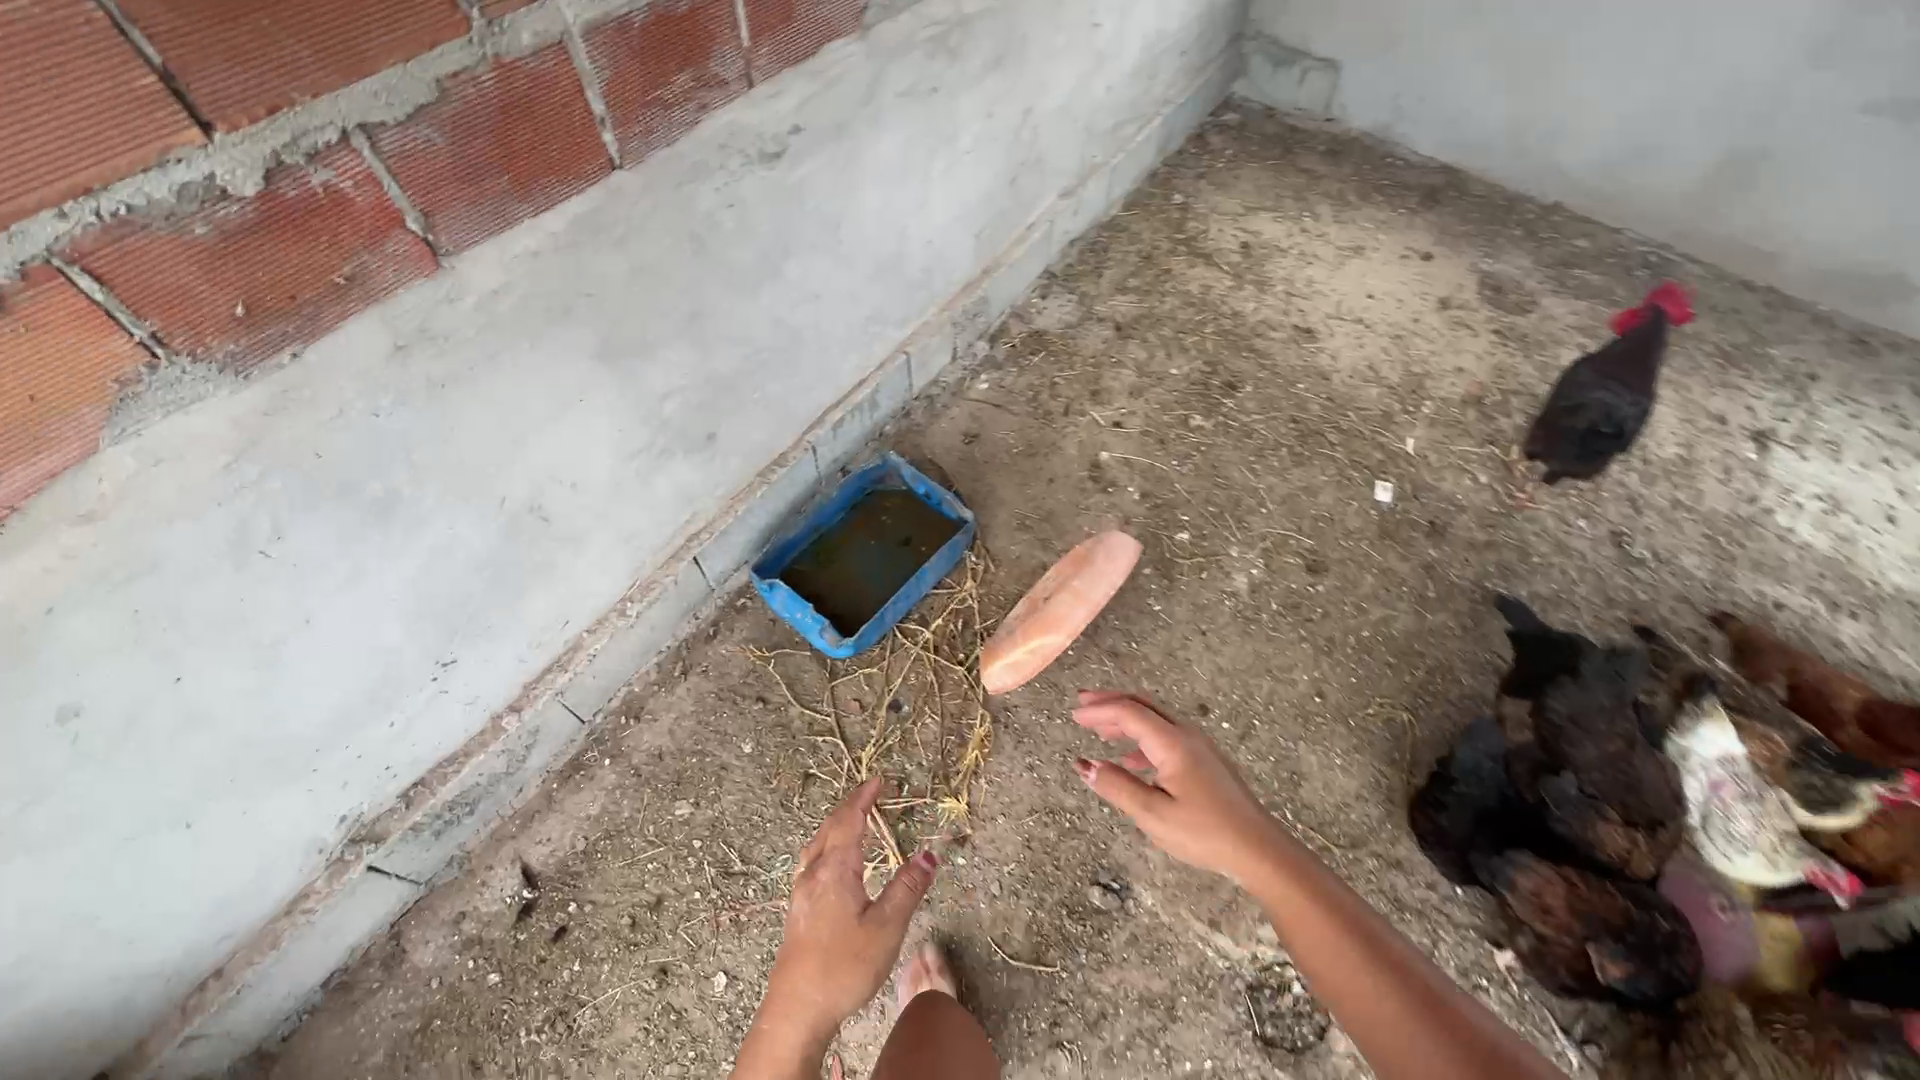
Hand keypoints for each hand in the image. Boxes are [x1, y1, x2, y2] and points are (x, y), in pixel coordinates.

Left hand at [763, 778, 938, 1038]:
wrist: (796, 1009)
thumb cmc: (843, 967)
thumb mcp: (886, 927)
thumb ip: (908, 887)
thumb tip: (929, 854)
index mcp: (835, 870)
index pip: (849, 821)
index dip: (863, 798)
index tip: (878, 780)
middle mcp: (813, 874)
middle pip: (830, 828)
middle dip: (850, 807)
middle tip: (869, 794)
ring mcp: (801, 893)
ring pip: (817, 845)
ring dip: (836, 826)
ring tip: (853, 821)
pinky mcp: (798, 911)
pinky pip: (812, 862)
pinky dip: (827, 847)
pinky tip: (832, 864)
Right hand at [1073, 690, 1285, 883]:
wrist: (1258, 849)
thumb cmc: (1204, 833)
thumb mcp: (1152, 814)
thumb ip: (1116, 786)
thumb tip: (1084, 764)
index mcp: (1172, 743)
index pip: (1129, 712)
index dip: (1099, 710)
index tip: (1074, 715)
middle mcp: (1187, 736)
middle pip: (1145, 706)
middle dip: (1112, 703)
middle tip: (1083, 705)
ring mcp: (1200, 748)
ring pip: (1157, 721)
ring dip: (1127, 720)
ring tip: (1101, 731)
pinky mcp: (1206, 763)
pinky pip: (1167, 737)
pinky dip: (1142, 740)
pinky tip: (1131, 760)